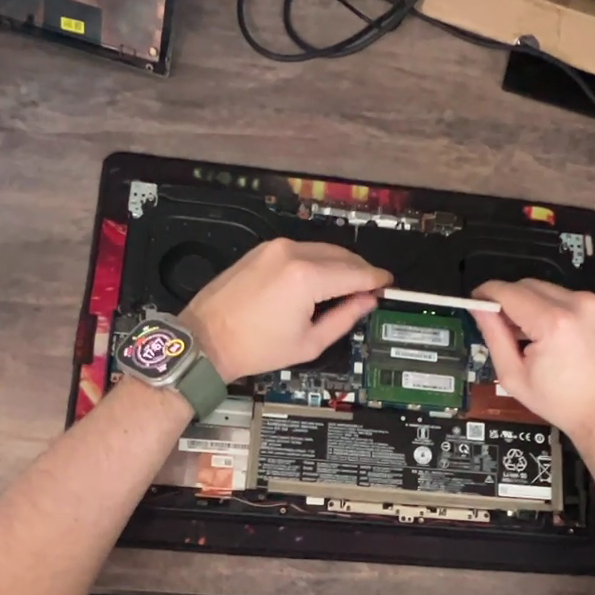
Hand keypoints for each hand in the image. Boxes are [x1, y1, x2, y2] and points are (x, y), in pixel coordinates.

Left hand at [183, 239, 391, 382]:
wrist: (207, 339)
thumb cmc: (253, 347)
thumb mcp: (309, 342)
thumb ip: (344, 318)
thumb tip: (366, 302)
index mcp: (306, 277)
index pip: (355, 272)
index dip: (376, 279)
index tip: (388, 284)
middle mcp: (291, 253)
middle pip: (341, 255)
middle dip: (360, 270)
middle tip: (371, 289)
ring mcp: (275, 248)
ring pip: (322, 249)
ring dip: (339, 265)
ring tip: (348, 287)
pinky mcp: (262, 250)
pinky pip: (301, 250)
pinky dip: (318, 262)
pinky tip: (321, 280)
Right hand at [470, 279, 594, 444]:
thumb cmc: (560, 402)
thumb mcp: (514, 376)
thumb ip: (494, 337)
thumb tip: (478, 309)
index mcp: (553, 322)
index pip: (509, 292)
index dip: (487, 293)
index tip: (475, 300)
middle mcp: (576, 304)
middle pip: (527, 285)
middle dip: (507, 299)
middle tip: (496, 324)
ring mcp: (592, 304)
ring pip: (545, 289)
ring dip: (527, 304)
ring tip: (522, 335)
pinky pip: (563, 298)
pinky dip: (547, 309)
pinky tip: (544, 335)